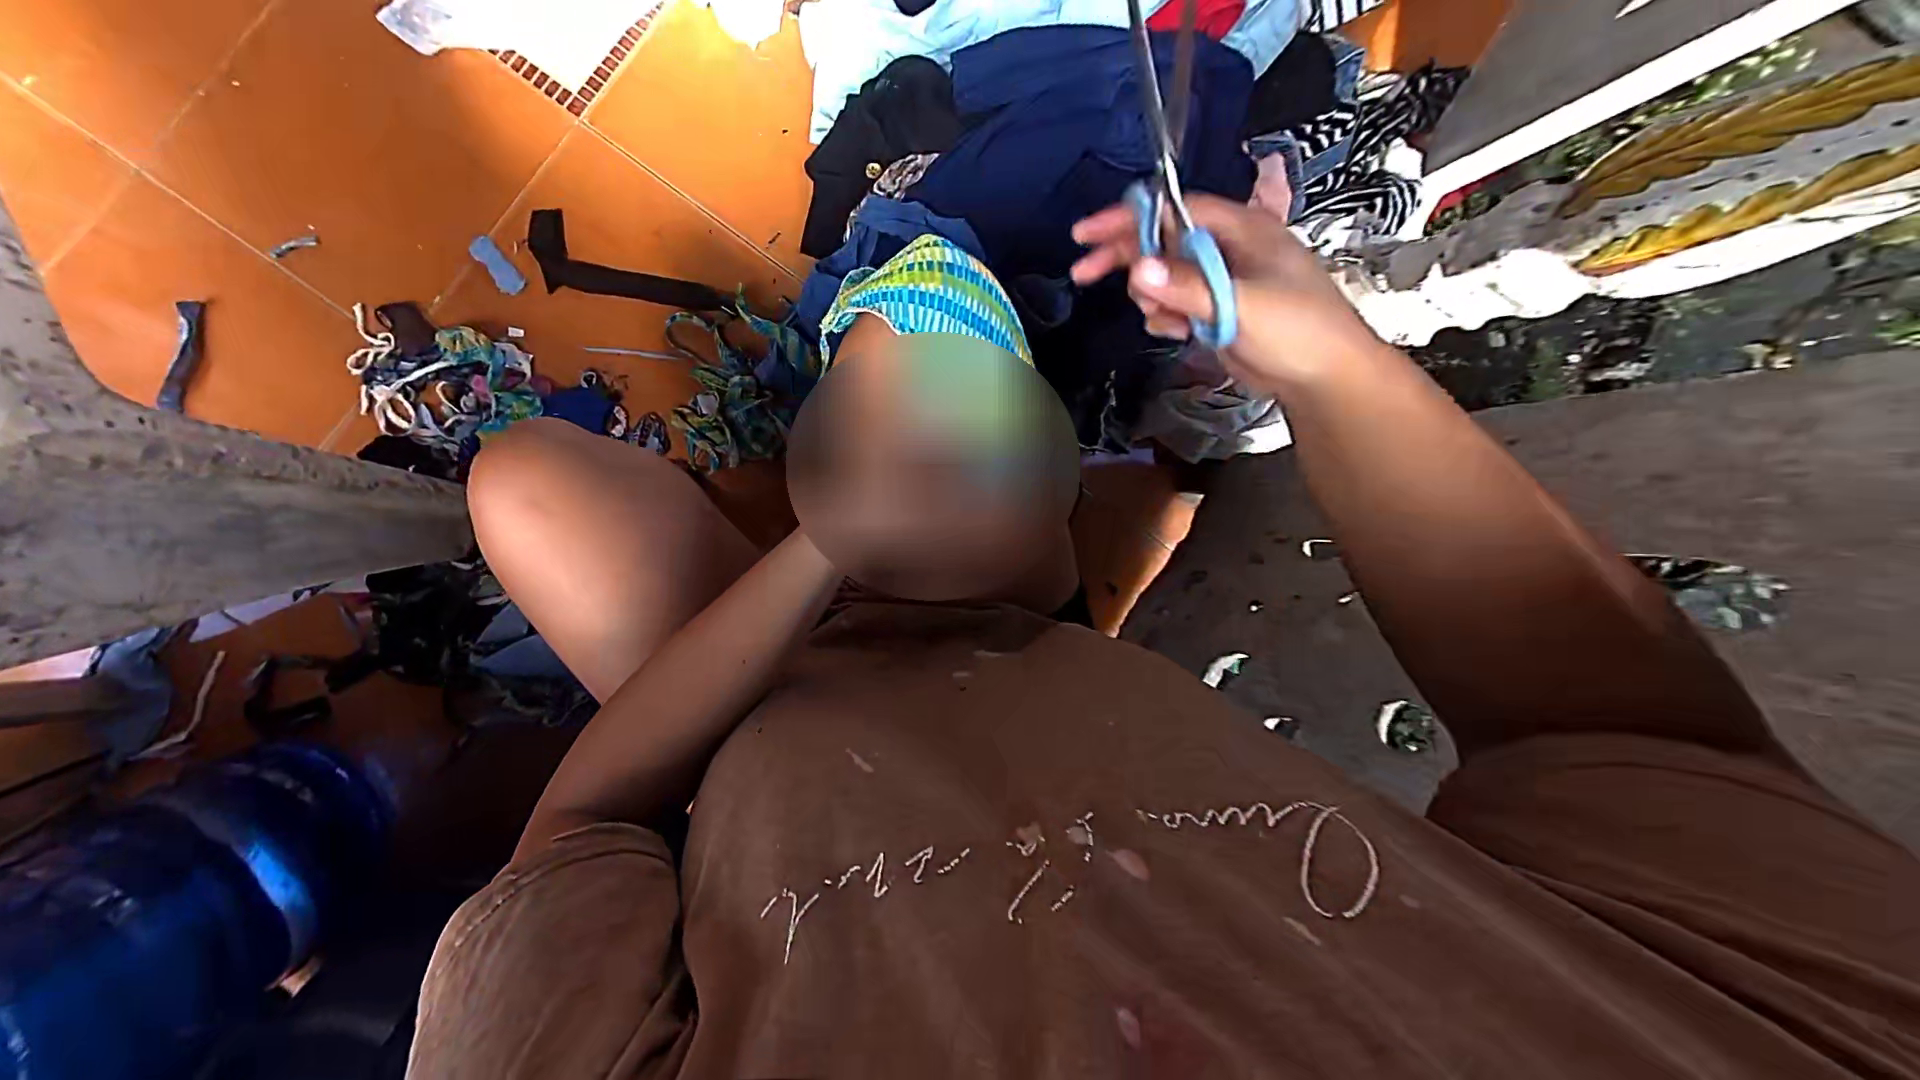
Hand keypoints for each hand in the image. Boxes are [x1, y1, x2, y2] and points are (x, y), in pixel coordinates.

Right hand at [1070, 194, 1380, 395]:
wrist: (1324, 378)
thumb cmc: (1297, 330)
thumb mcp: (1242, 305)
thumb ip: (1189, 288)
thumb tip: (1139, 269)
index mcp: (1241, 229)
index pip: (1174, 210)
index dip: (1129, 218)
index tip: (1087, 234)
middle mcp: (1227, 248)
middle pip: (1162, 241)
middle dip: (1126, 258)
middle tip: (1083, 274)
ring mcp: (1220, 281)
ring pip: (1163, 278)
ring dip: (1152, 298)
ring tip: (1167, 321)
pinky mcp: (1215, 310)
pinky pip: (1175, 306)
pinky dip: (1166, 318)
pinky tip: (1177, 332)